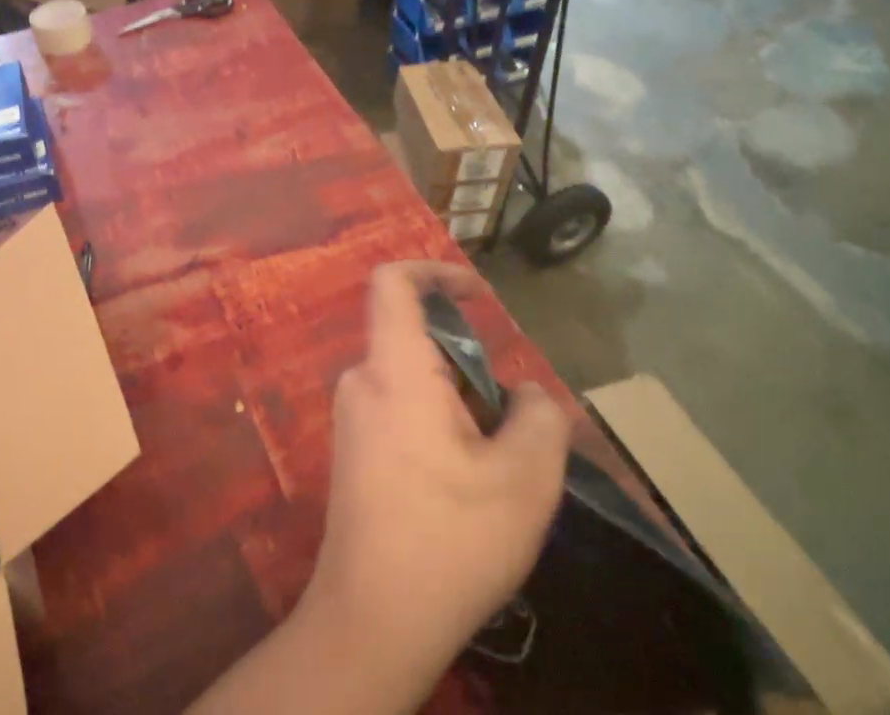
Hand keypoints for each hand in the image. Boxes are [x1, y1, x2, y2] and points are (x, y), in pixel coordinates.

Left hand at [300, 261, 571, 685]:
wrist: (373, 619)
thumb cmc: (451, 539)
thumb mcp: (526, 478)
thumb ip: (539, 416)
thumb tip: (525, 396)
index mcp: (393, 371)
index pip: (393, 284)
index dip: (436, 271)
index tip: (480, 296)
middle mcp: (361, 384)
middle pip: (417, 341)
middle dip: (472, 367)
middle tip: (511, 427)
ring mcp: (350, 422)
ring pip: (414, 383)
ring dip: (461, 406)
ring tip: (496, 470)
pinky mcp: (352, 455)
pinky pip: (400, 413)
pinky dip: (439, 428)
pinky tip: (466, 489)